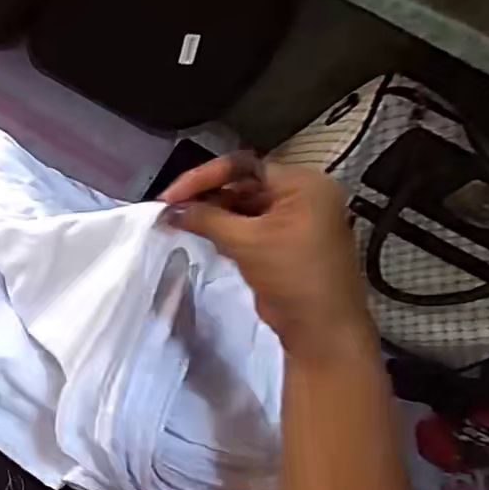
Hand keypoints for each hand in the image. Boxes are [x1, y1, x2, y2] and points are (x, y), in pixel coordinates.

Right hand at [161, 155, 376, 363]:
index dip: (202, 177)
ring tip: (177, 222)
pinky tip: (197, 233)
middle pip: (241, 182)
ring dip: (209, 212)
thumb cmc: (291, 274)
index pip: (243, 165)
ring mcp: (290, 218)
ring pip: (240, 204)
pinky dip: (221, 226)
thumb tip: (170, 210)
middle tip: (168, 211)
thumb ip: (205, 219)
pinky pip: (246, 223)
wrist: (319, 323)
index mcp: (301, 183)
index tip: (169, 197)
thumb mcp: (246, 241)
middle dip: (203, 194)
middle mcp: (298, 194)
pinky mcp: (280, 239)